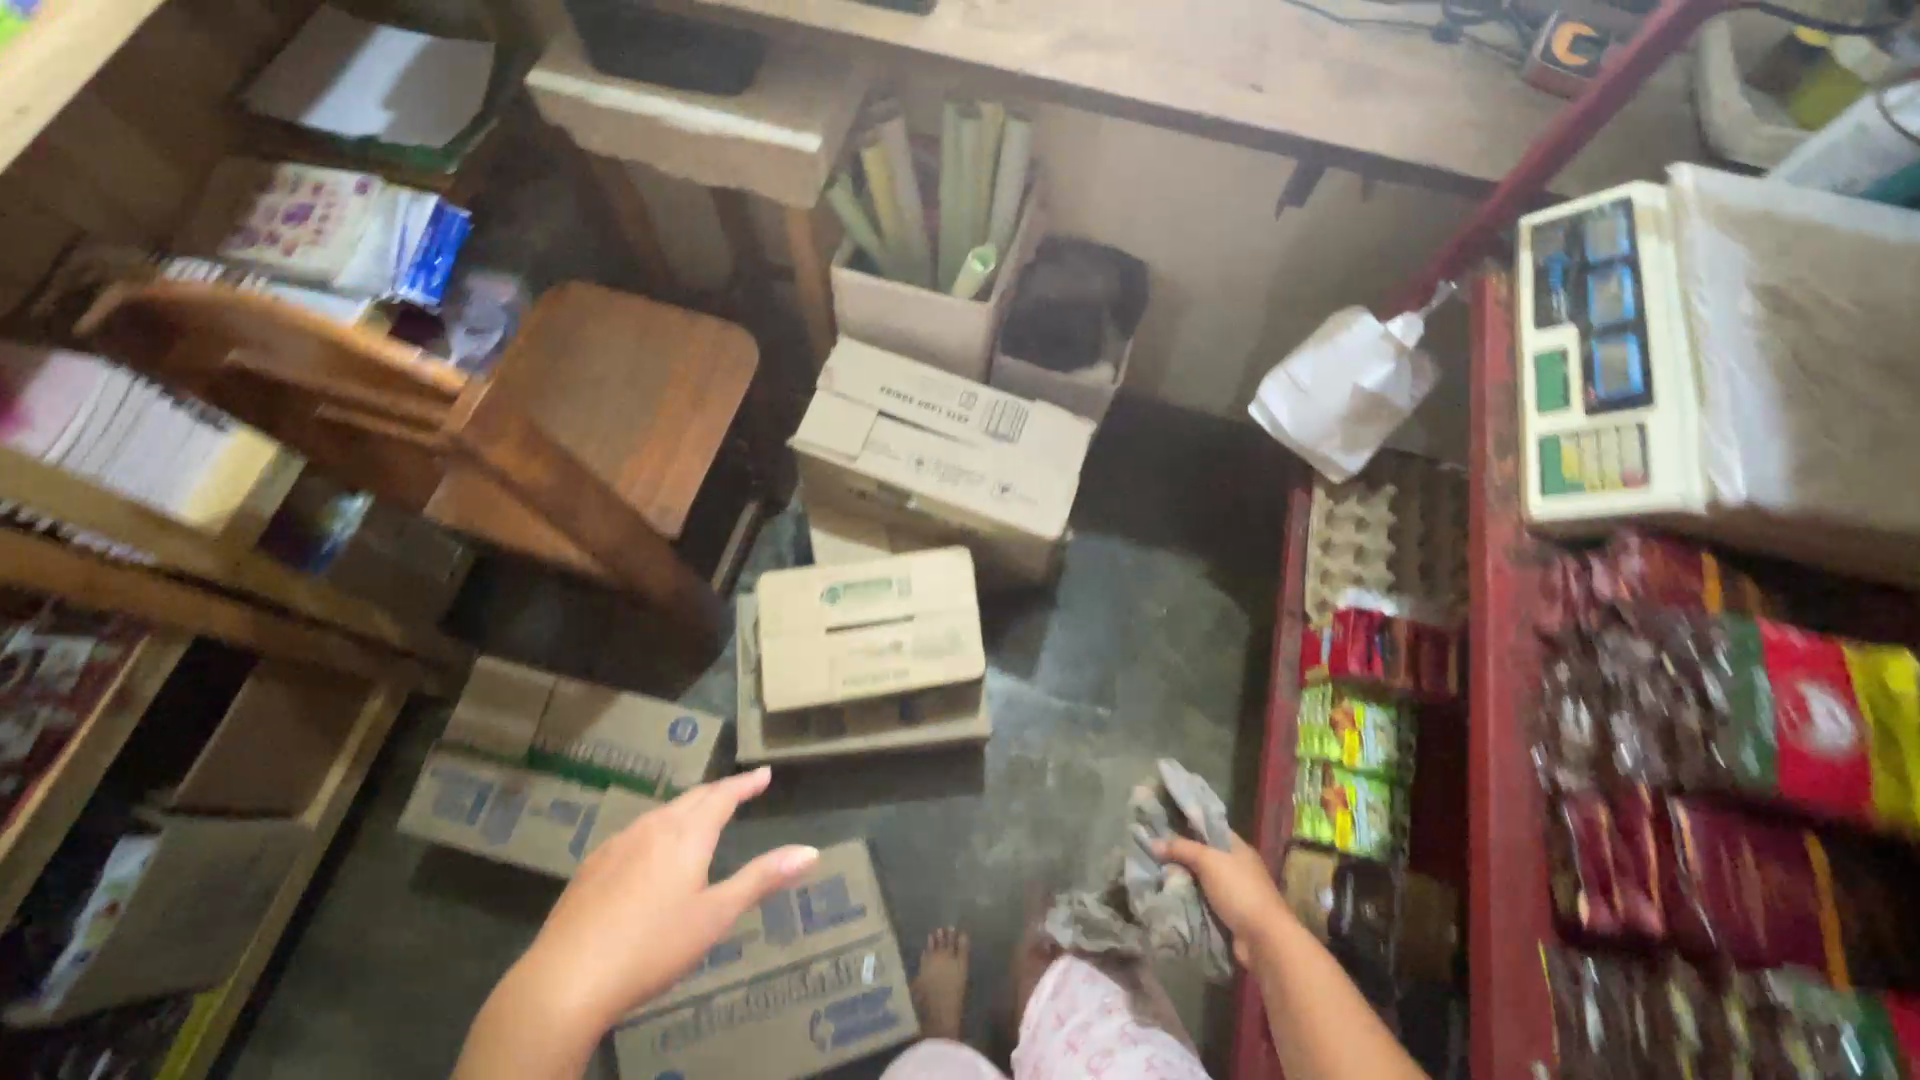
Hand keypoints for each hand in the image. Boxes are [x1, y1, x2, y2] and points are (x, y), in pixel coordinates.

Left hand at [509, 768, 818, 1032]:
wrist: (566, 979)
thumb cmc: (653, 946)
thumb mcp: (716, 916)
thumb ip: (762, 878)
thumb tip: (811, 851)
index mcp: (686, 835)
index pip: (723, 796)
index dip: (746, 784)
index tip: (764, 773)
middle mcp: (652, 828)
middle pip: (691, 799)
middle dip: (719, 792)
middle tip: (740, 790)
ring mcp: (617, 845)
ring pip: (660, 814)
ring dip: (686, 808)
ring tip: (700, 815)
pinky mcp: (592, 867)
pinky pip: (635, 833)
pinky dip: (657, 829)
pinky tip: (650, 852)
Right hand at [1155, 831, 1294, 965]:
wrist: (1263, 939)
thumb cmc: (1238, 891)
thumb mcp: (1208, 861)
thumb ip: (1181, 848)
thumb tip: (1153, 843)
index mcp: (1238, 848)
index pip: (1210, 828)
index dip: (1188, 825)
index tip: (1162, 826)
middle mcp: (1237, 866)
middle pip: (1203, 855)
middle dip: (1180, 855)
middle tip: (1153, 852)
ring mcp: (1234, 891)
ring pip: (1202, 879)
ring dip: (1183, 879)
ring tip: (1155, 874)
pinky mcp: (1229, 914)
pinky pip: (1204, 900)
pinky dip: (1189, 899)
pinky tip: (1169, 895)